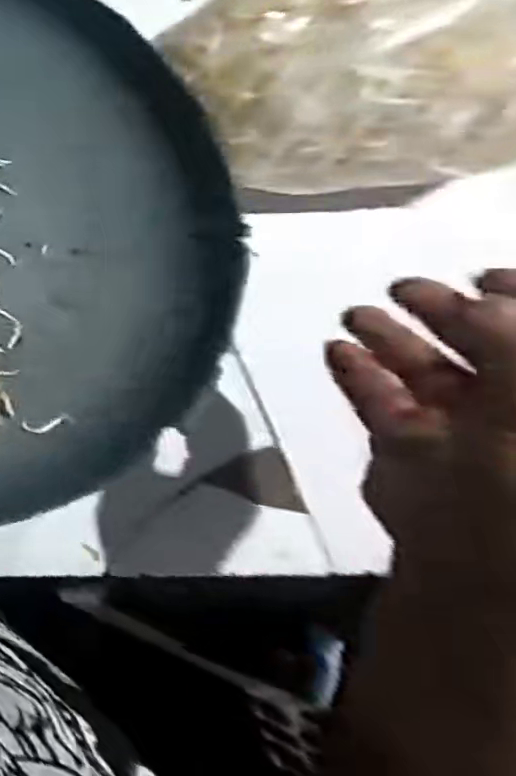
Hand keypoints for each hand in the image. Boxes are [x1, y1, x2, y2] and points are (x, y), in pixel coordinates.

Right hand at [328, 271, 515, 588]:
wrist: (486, 561)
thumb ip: (511, 339)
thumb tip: (485, 295)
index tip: (488, 272)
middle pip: (492, 350)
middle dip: (452, 313)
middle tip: (409, 286)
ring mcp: (469, 435)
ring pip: (430, 375)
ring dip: (393, 339)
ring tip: (358, 311)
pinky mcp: (411, 449)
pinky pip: (381, 402)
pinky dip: (357, 374)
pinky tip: (336, 348)